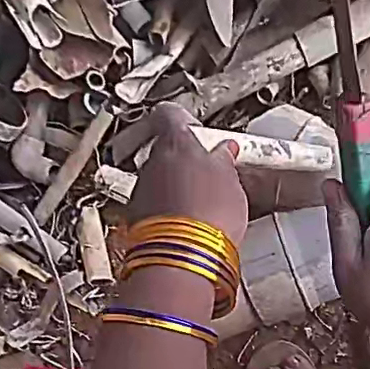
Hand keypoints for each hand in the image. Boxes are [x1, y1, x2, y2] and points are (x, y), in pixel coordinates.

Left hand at [127, 101, 246, 243]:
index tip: (195, 126)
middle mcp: (152, 161)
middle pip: (165, 149)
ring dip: (177, 187)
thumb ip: (224, 160)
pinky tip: (190, 222)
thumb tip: (225, 152)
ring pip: (159, 178)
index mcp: (175, 142)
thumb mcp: (232, 181)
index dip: (184, 119)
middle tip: (207, 173)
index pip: (171, 113)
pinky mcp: (138, 218)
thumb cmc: (208, 214)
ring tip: (202, 204)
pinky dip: (169, 210)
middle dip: (184, 160)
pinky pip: (155, 205)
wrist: (184, 254)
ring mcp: (142, 190)